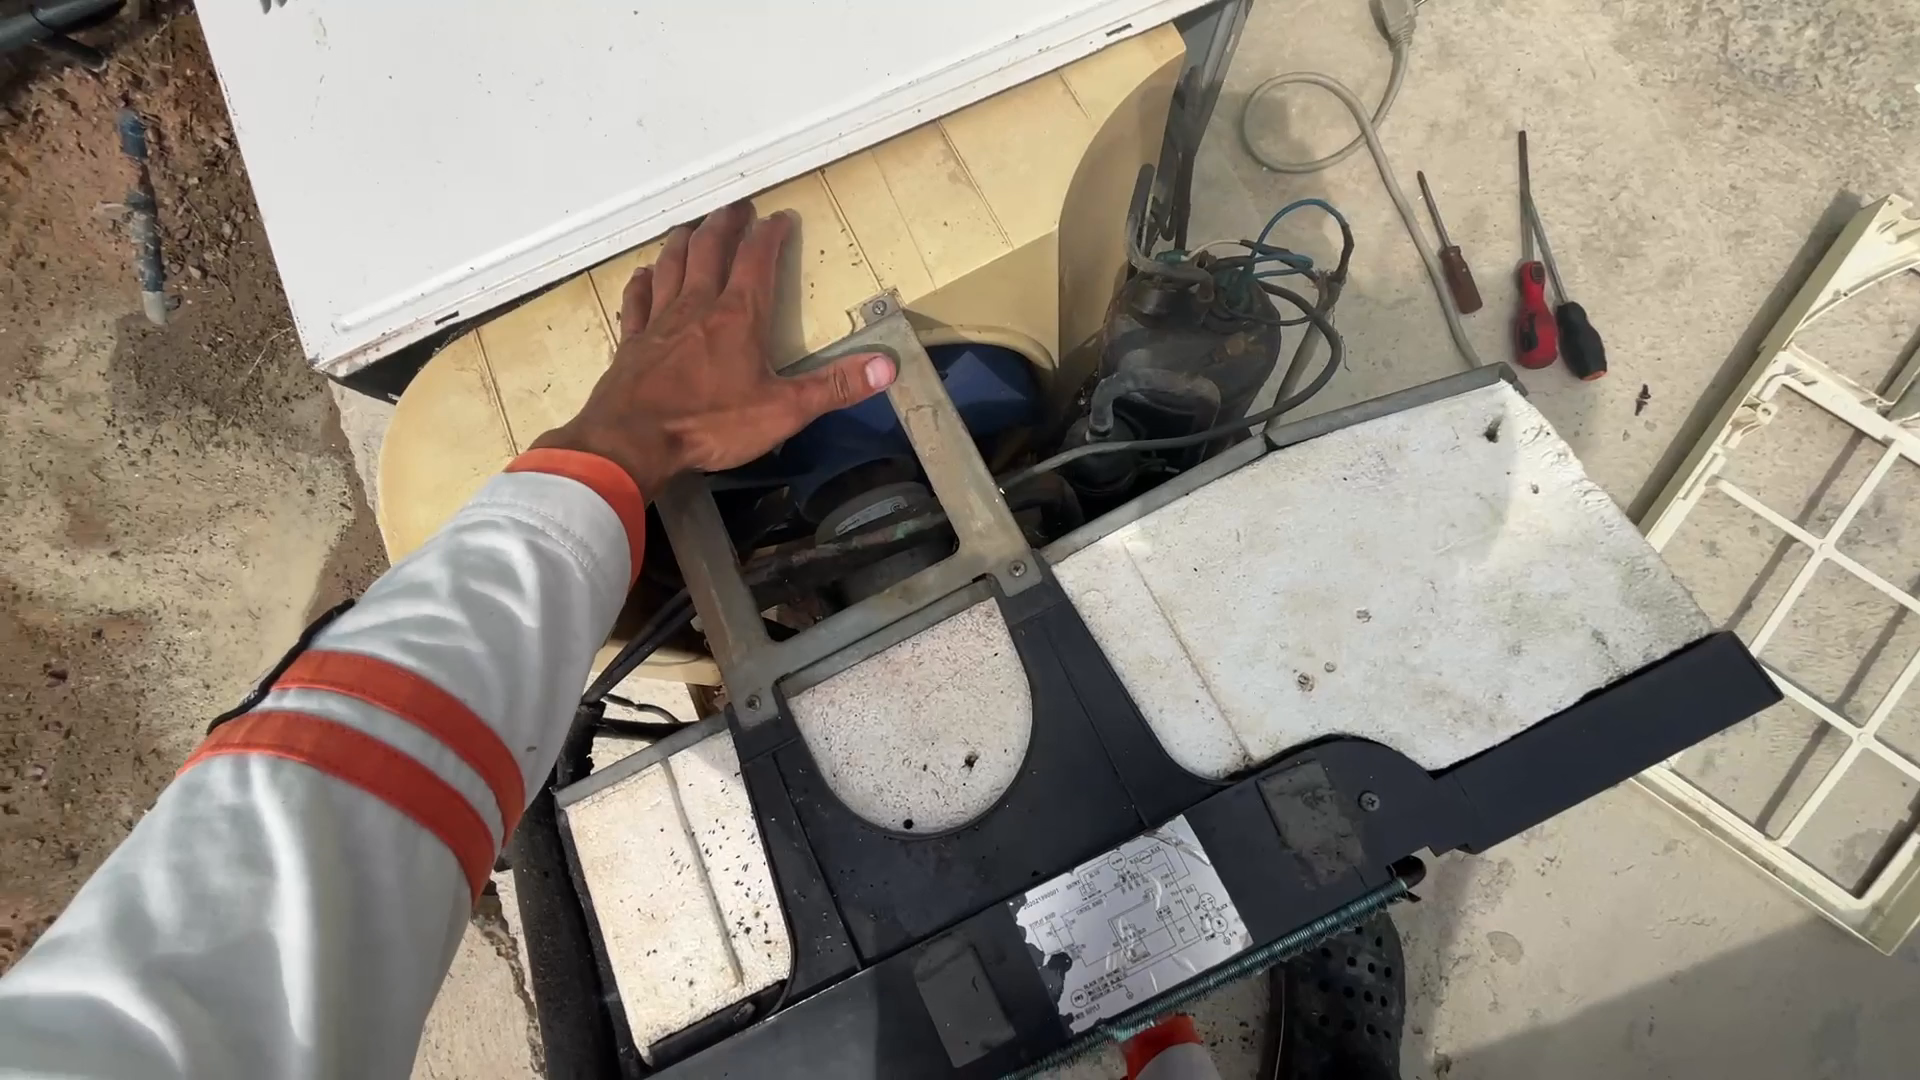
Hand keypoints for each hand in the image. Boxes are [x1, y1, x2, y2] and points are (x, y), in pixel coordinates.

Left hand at [531, 202, 895, 496]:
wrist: (634, 442)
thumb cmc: (713, 424)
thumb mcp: (785, 410)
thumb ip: (835, 386)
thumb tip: (888, 366)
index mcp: (738, 317)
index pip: (757, 261)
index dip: (770, 235)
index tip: (780, 217)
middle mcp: (698, 307)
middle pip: (710, 250)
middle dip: (726, 225)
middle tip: (737, 207)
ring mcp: (660, 322)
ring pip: (672, 265)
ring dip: (685, 241)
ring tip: (694, 227)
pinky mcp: (634, 343)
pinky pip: (638, 300)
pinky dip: (645, 281)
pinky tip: (647, 274)